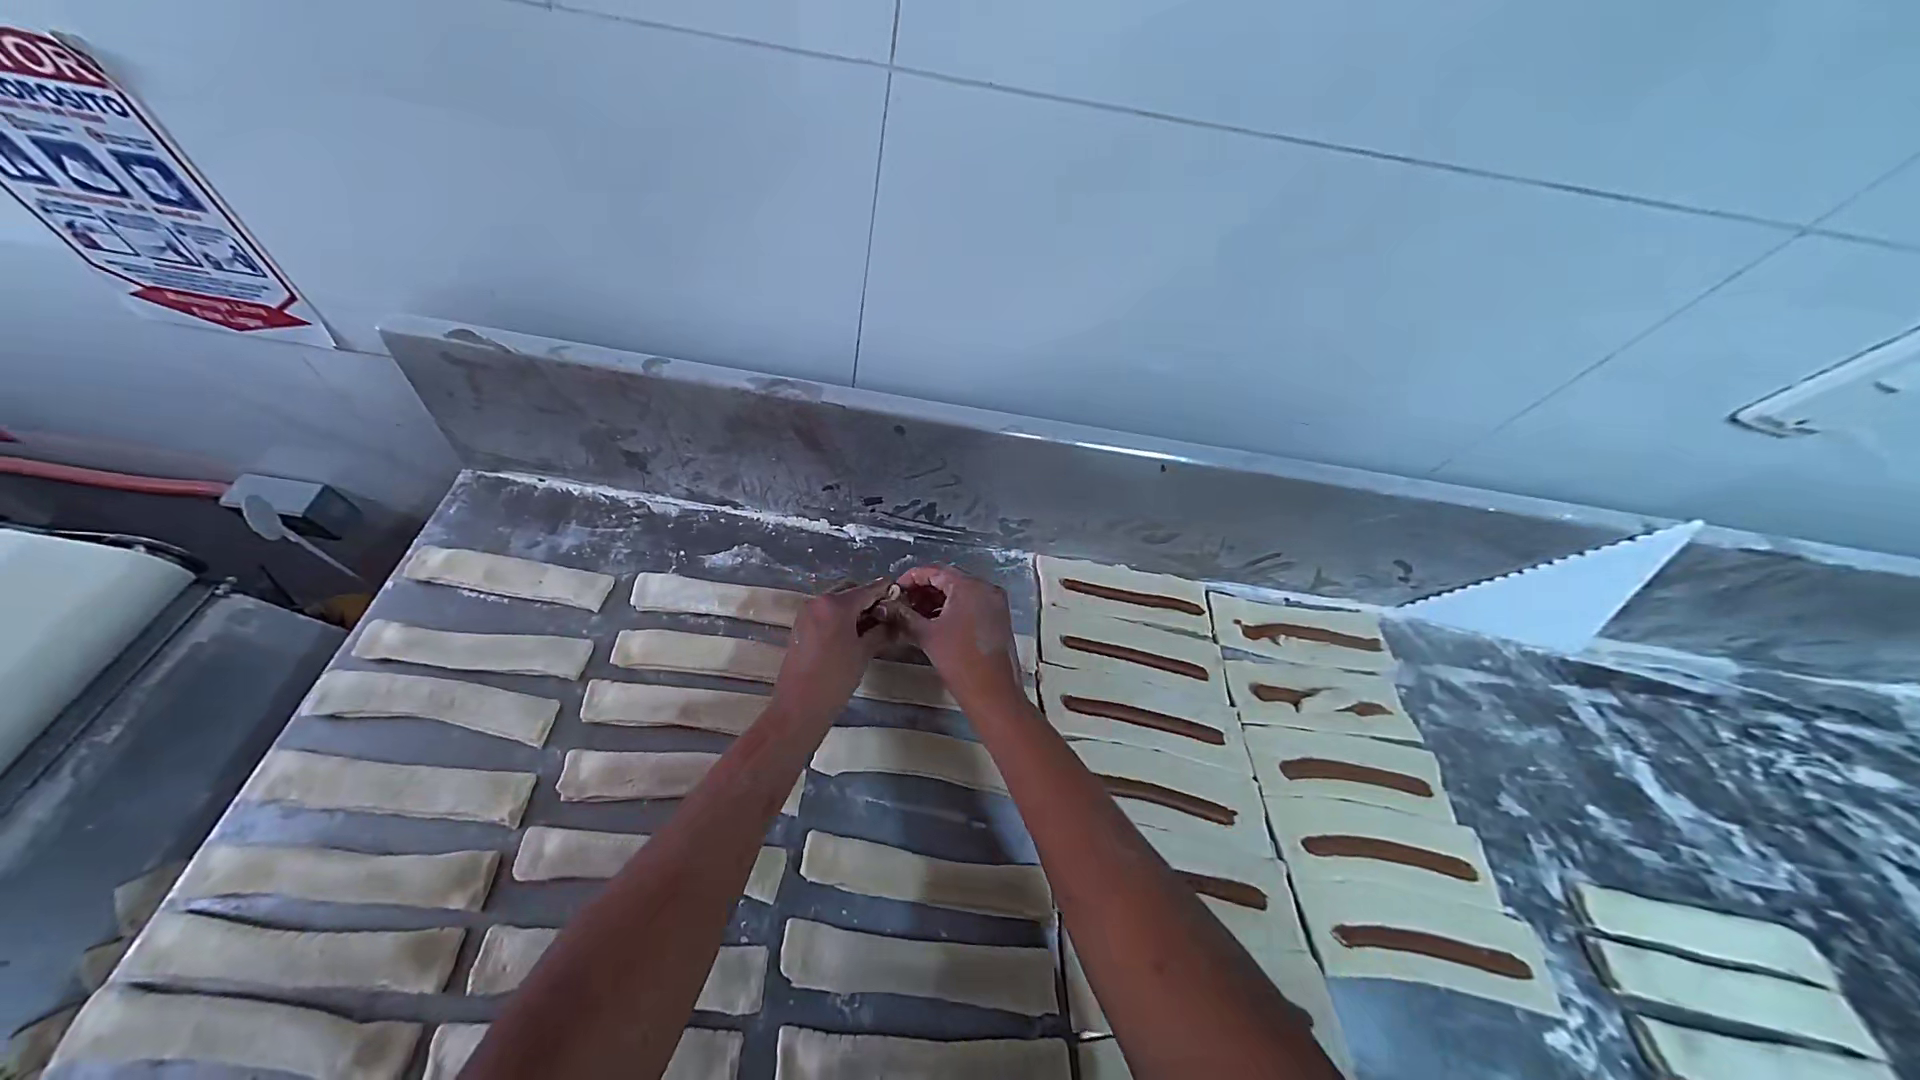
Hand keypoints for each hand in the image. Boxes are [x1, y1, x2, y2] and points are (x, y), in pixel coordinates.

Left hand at [771, 578, 896, 721]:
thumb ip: (880, 632)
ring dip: (854, 609)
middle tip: (886, 614)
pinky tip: (853, 632)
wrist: (799, 706)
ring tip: (872, 626)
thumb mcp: (863, 653)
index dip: (884, 590)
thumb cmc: (835, 679)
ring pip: (836, 602)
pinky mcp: (800, 626)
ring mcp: (806, 613)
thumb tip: (893, 622)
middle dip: (868, 600)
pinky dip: (840, 617)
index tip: (899, 592)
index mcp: (835, 605)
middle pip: (850, 592)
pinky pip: (825, 613)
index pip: (866, 590)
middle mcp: (818, 602)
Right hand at [891, 565, 1023, 707]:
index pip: (936, 571)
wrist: (992, 692)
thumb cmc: (959, 661)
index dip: (912, 577)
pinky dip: (953, 608)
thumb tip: (885, 606)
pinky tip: (935, 622)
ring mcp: (995, 603)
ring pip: (961, 592)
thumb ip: (904, 616)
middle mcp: (986, 589)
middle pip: (949, 579)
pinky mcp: (998, 618)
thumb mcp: (927, 635)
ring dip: (937, 600)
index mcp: (969, 587)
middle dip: (924, 589)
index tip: (896, 589)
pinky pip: (972, 604)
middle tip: (903, 602)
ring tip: (915, 614)